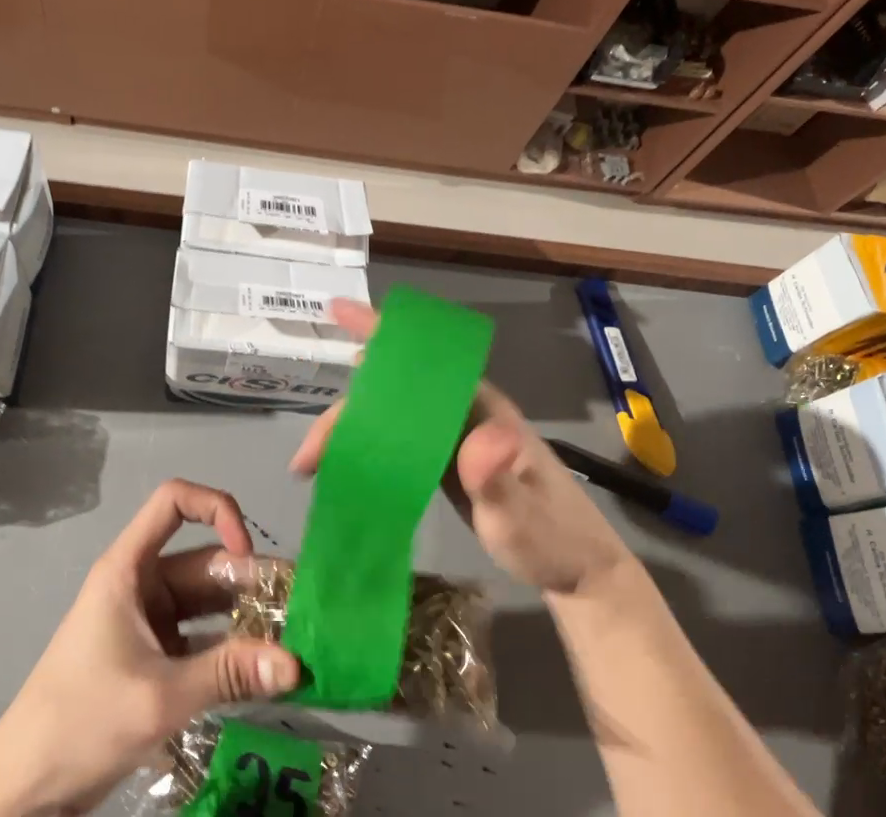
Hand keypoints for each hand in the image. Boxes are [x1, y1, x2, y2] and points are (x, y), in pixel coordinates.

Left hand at [0, 480, 300, 816]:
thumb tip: (296, 664)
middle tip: (304, 610)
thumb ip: (230, 675)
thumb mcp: (160, 697)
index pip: (173, 503)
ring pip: (209, 605)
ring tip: (298, 640)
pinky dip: (233, 651)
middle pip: (205, 562)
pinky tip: (268, 671)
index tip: (247, 550)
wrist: (26, 786)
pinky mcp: (154, 660)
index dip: (217, 510)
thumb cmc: (82, 722)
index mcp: (128, 570)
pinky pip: (204, 641)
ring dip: (249, 619)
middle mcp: (141, 587)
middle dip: (252, 581)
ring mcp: (148, 624)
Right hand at [292, 299, 633, 595]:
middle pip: (395, 393)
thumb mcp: (523, 517)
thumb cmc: (553, 540)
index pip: (425, 360)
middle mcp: (465, 415)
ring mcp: (456, 439)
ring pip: (392, 418)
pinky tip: (343, 468)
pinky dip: (368, 450)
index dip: (382, 334)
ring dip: (351, 431)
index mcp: (482, 411)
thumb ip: (498, 480)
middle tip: (308, 456)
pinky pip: (399, 443)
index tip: (339, 313)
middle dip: (347, 413)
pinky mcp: (448, 464)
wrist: (577, 573)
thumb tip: (480, 434)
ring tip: (311, 464)